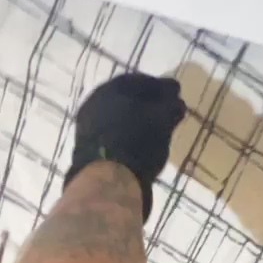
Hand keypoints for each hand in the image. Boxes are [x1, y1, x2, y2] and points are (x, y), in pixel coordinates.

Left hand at [65, 73, 186, 220]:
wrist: (108, 181)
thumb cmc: (138, 144)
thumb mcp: (162, 122)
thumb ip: (171, 108)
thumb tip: (177, 102)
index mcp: (112, 88)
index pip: (141, 81)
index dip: (160, 87)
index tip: (175, 93)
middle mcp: (95, 102)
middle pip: (126, 99)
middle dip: (146, 103)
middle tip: (164, 110)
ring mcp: (86, 127)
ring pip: (117, 118)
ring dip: (135, 121)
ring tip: (153, 130)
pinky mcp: (85, 150)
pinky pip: (111, 136)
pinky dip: (125, 137)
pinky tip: (137, 145)